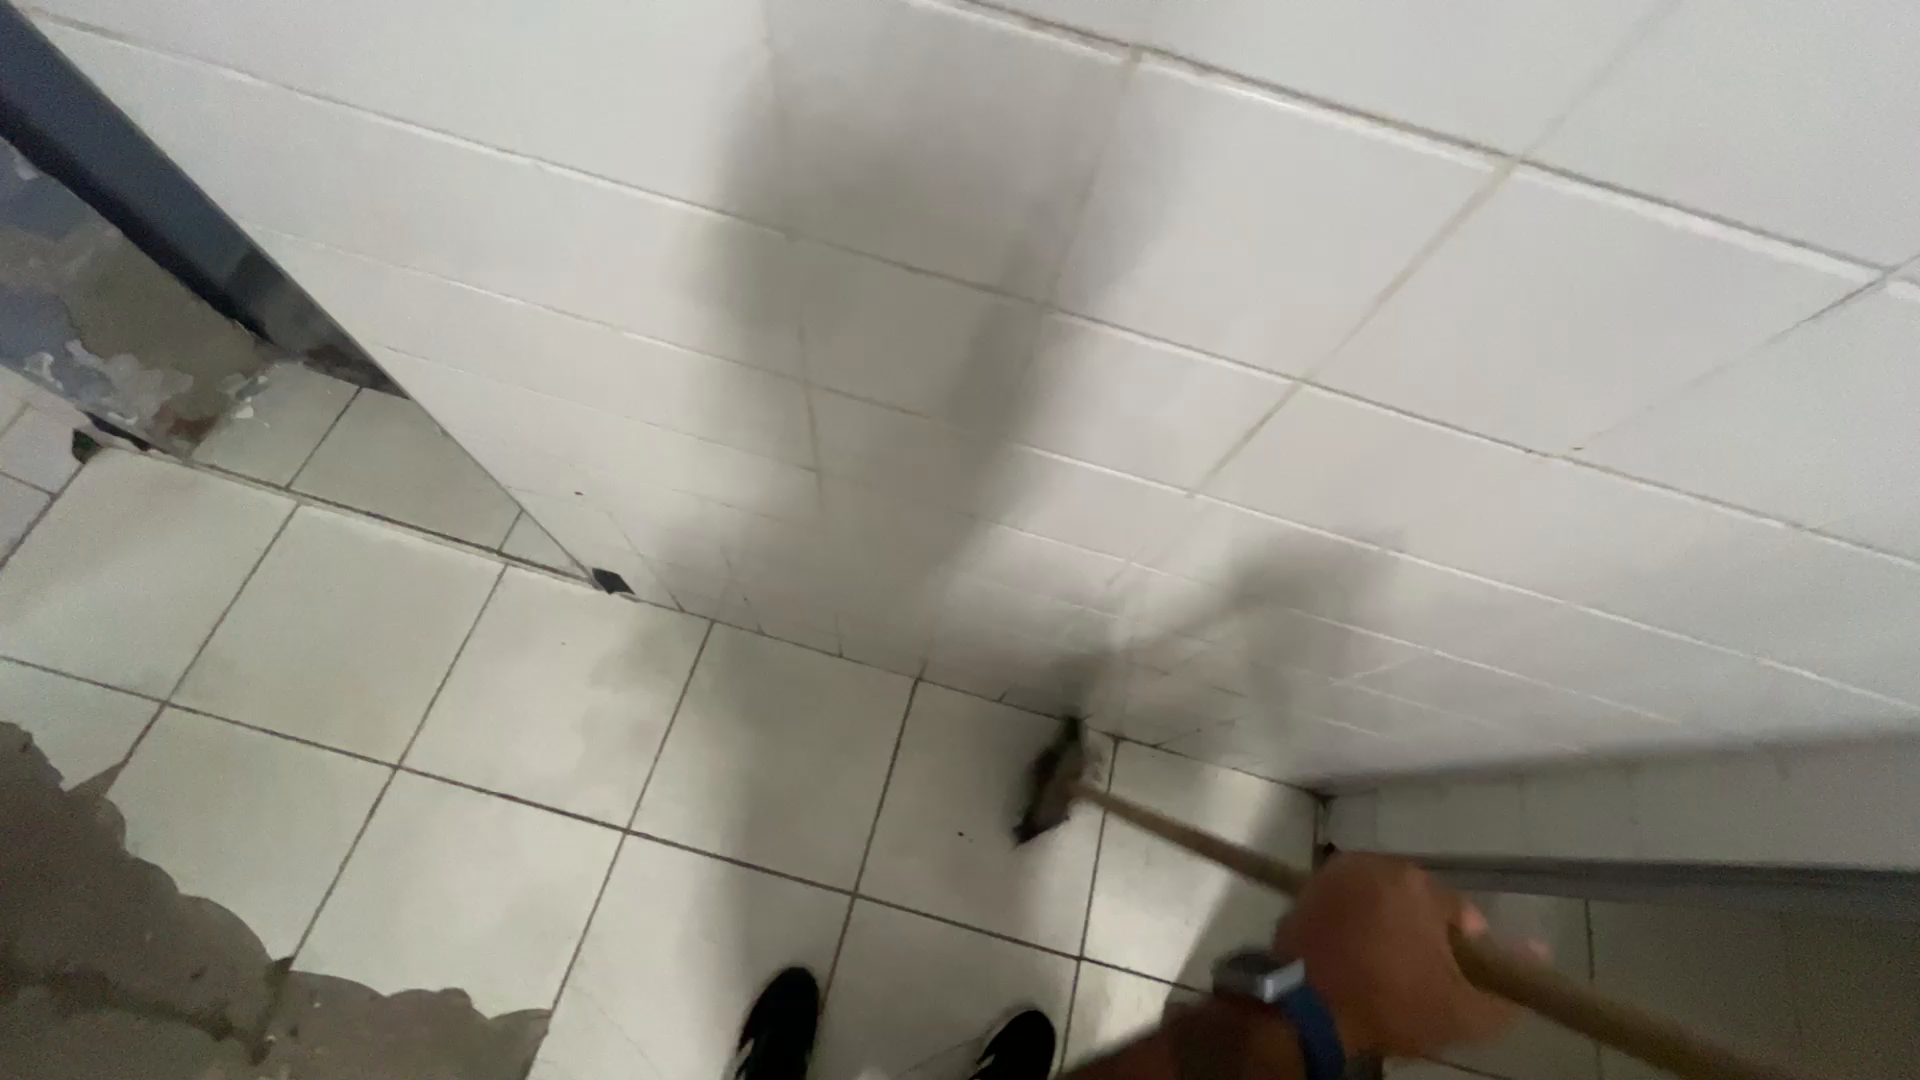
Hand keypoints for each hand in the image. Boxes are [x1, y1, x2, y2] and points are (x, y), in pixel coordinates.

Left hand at [1273, 853, 1525, 1058]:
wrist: (1307, 1004)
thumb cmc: (1390, 1003)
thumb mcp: (1465, 1013)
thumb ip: (1508, 986)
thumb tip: (1539, 948)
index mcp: (1416, 883)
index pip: (1461, 915)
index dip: (1464, 951)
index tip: (1451, 980)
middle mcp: (1374, 863)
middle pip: (1418, 899)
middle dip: (1423, 931)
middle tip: (1416, 973)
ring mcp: (1335, 871)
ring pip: (1381, 897)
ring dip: (1387, 922)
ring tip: (1383, 963)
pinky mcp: (1308, 885)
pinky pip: (1348, 900)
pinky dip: (1354, 918)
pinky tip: (1353, 951)